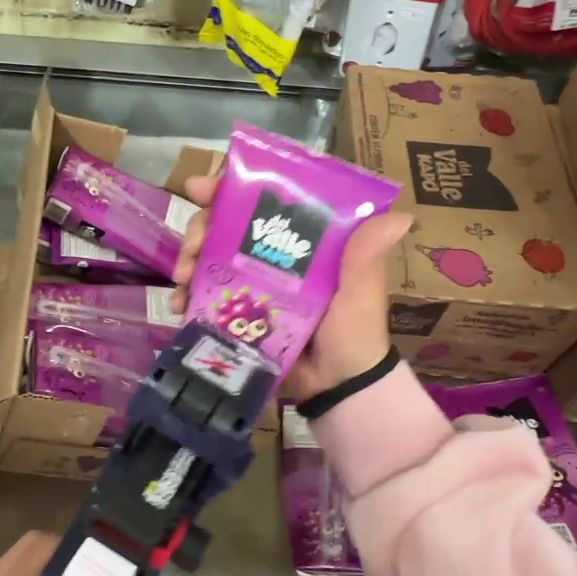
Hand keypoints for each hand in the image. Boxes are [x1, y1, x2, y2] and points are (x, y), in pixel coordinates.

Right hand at [173, 173, 412, 401]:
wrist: (338, 388)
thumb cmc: (355, 333)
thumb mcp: (361, 291)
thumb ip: (367, 256)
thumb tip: (400, 215)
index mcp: (301, 239)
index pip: (262, 200)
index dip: (228, 188)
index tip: (201, 187)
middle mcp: (271, 254)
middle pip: (225, 225)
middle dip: (200, 228)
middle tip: (193, 245)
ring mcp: (249, 282)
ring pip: (208, 257)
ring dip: (187, 259)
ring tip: (181, 276)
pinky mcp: (235, 312)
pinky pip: (202, 297)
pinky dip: (184, 296)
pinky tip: (176, 304)